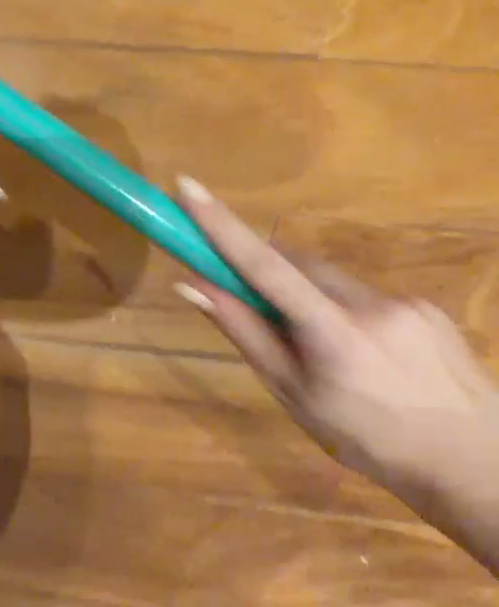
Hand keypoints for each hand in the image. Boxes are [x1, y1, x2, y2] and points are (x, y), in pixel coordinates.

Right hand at [175, 176, 498, 503]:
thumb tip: (188, 284)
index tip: (186, 186)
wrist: (481, 471)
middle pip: (293, 266)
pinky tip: (360, 354)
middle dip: (263, 275)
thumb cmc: (369, 439)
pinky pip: (361, 295)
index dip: (219, 224)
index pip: (262, 266)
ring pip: (326, 280)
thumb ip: (243, 331)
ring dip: (304, 297)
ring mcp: (408, 305)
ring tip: (319, 350)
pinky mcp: (428, 310)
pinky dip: (339, 309)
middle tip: (250, 308)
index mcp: (334, 332)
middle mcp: (373, 306)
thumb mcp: (293, 391)